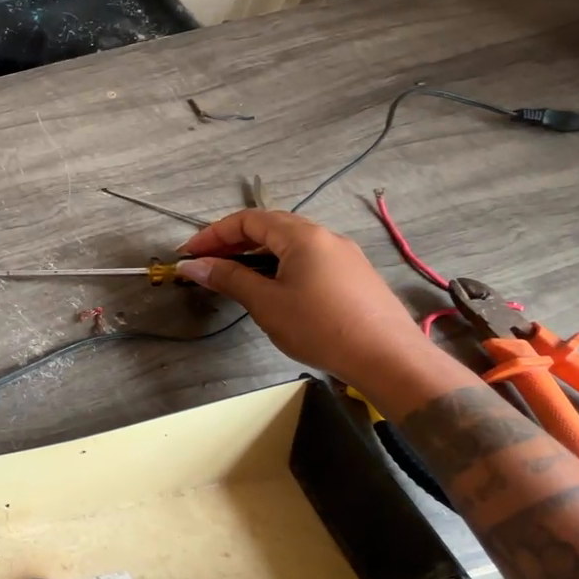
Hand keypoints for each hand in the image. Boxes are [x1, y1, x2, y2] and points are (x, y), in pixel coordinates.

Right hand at [173, 209, 427, 386]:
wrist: (390, 359)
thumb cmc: (320, 326)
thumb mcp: (266, 302)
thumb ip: (227, 278)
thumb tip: (192, 265)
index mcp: (302, 236)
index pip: (247, 219)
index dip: (212, 234)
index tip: (188, 254)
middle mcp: (325, 236)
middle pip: (269, 225)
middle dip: (232, 240)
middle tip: (206, 262)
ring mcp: (343, 255)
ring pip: (289, 242)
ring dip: (255, 252)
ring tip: (232, 274)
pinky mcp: (354, 275)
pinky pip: (307, 258)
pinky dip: (279, 263)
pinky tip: (271, 286)